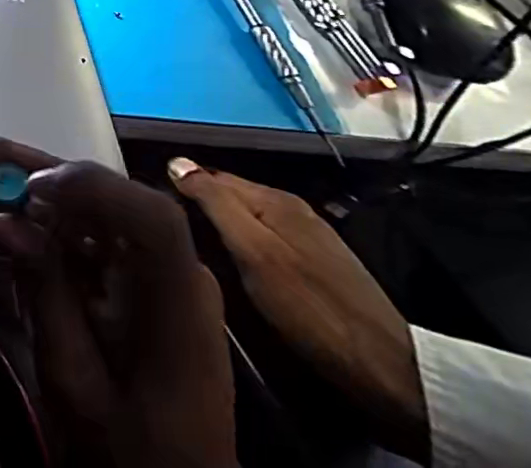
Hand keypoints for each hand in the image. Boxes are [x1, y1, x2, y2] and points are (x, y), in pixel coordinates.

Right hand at [0, 137, 234, 467]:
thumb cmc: (131, 443)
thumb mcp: (77, 377)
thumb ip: (46, 293)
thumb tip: (5, 223)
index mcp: (176, 297)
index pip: (148, 217)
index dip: (88, 188)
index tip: (28, 187)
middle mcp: (163, 266)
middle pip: (98, 193)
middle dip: (25, 167)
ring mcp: (139, 266)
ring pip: (72, 207)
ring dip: (10, 194)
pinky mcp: (116, 273)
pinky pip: (66, 233)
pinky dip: (21, 221)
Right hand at [167, 157, 428, 461]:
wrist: (384, 369)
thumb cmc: (308, 306)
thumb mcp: (253, 251)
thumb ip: (214, 202)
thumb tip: (175, 162)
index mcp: (275, 200)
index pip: (208, 175)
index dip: (175, 187)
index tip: (146, 208)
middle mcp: (290, 210)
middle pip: (225, 197)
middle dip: (192, 208)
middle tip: (158, 231)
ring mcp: (303, 238)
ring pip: (239, 221)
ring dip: (211, 229)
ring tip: (182, 247)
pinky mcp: (310, 265)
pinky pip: (256, 241)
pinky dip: (233, 247)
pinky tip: (220, 265)